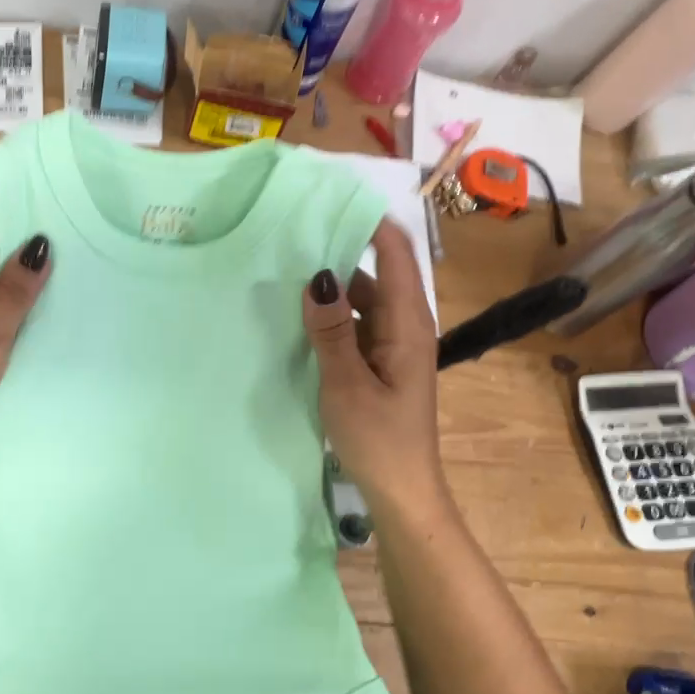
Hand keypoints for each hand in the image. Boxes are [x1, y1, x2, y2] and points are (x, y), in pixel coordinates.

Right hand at [302, 220, 445, 507]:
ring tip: (287, 268)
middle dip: (342, 250)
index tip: (330, 201)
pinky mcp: (378, 363)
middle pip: (378, 272)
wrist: (401, 492)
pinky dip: (333, 314)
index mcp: (407, 325)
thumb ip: (331, 330)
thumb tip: (317, 276)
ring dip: (334, 286)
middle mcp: (404, 326)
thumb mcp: (346, 384)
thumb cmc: (378, 439)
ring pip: (364, 299)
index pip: (395, 255)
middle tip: (293, 232)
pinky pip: (356, 324)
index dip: (370, 223)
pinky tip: (298, 315)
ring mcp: (392, 345)